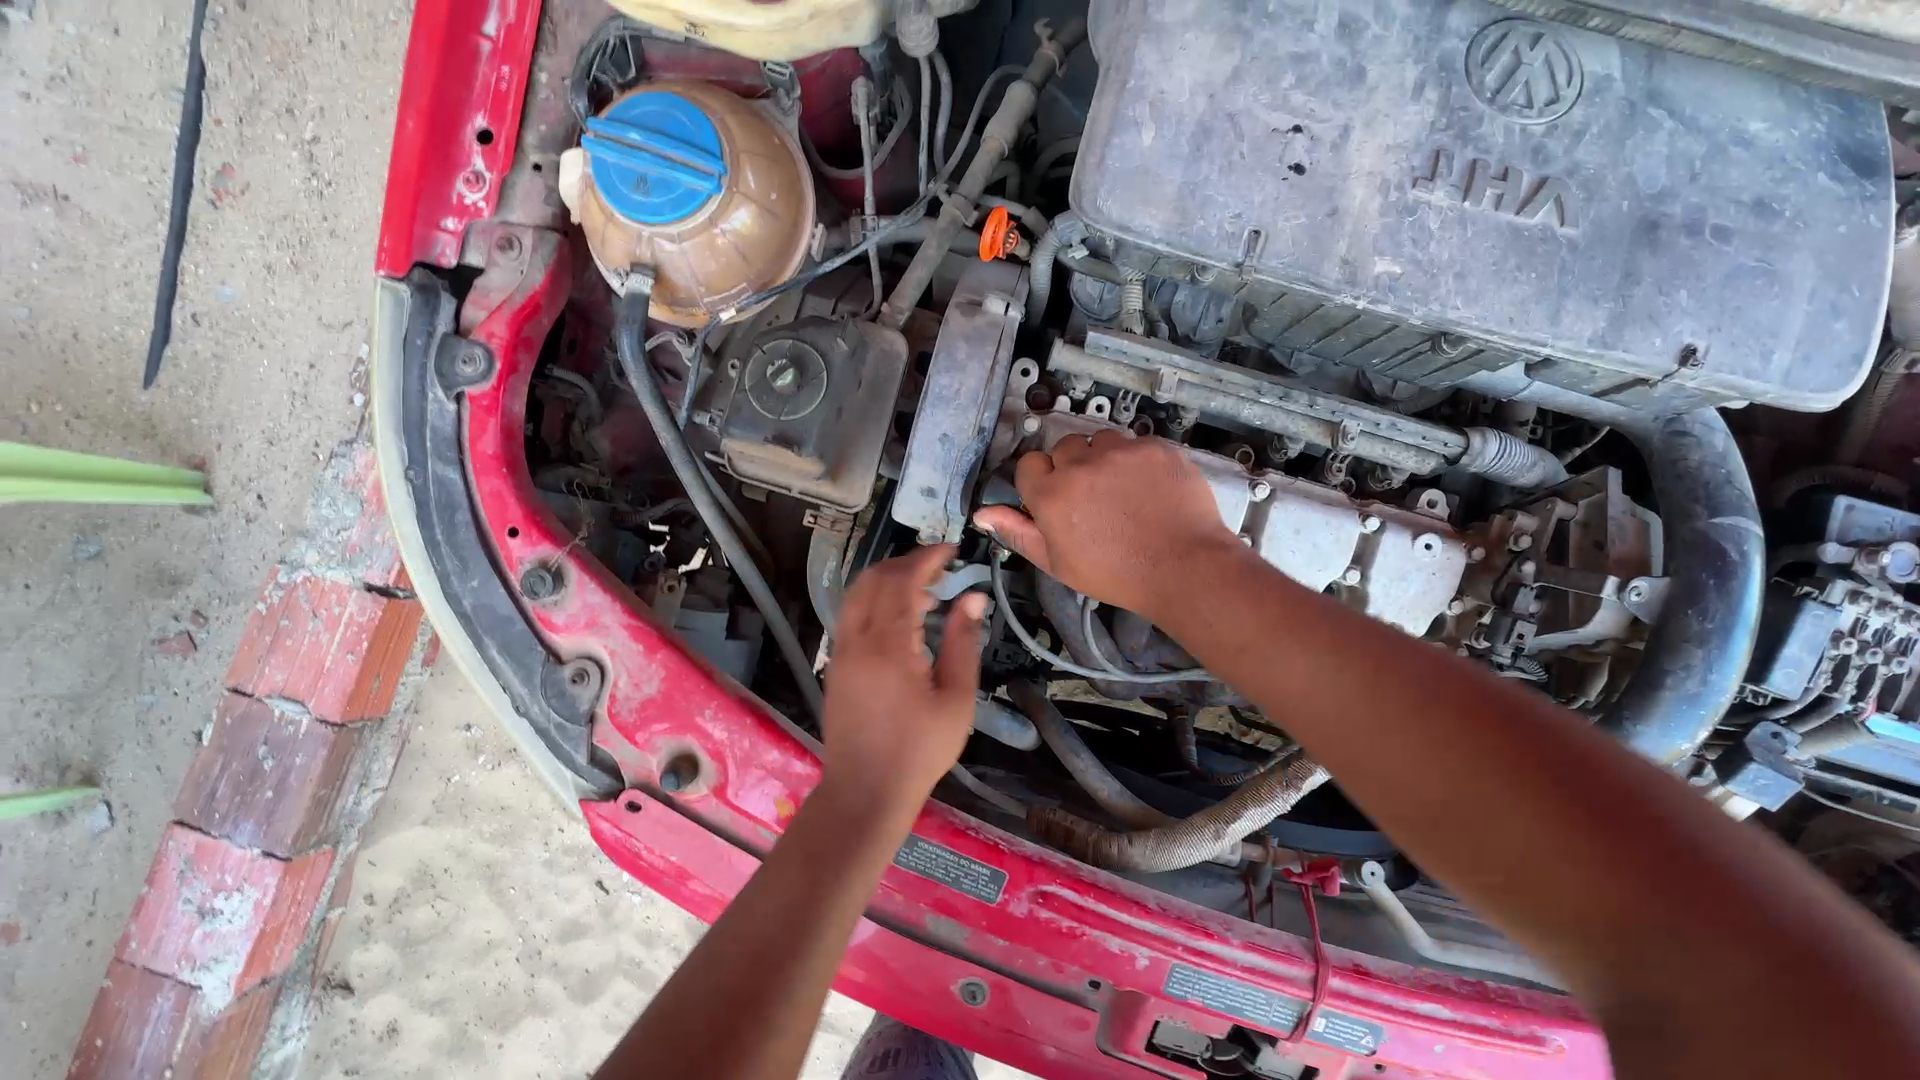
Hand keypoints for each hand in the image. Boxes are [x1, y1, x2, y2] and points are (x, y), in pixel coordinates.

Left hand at [819, 544, 986, 816]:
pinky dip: (873, 600)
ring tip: (923, 589)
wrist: (865, 792)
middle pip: (874, 578)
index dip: (927, 558)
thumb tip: (973, 598)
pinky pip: (850, 614)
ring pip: (856, 594)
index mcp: (889, 645)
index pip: (903, 580)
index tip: (952, 549)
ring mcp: (840, 652)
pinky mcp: (835, 665)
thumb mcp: (956, 699)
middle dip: (906, 563)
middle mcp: (857, 639)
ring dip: (887, 580)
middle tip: (940, 566)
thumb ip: (963, 642)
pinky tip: (899, 617)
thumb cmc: (919, 751)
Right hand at [973, 430, 1246, 620]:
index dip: (1042, 481)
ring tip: (1122, 491)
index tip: (1057, 500)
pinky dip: (1138, 461)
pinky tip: (1148, 488)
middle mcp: (1080, 464)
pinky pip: (1136, 443)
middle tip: (1092, 498)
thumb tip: (983, 513)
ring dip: (1104, 458)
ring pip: (1100, 440)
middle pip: (1064, 447)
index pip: (1029, 464)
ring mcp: (1121, 452)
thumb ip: (1018, 532)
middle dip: (1073, 467)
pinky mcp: (1155, 447)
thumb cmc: (1115, 574)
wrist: (1183, 567)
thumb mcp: (1057, 563)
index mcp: (1050, 494)